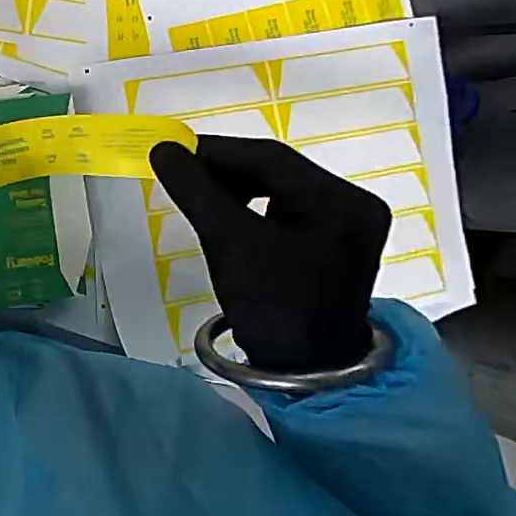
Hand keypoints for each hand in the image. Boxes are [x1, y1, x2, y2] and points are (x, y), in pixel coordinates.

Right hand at [148, 136, 391, 371]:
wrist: (302, 365)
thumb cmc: (269, 303)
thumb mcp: (227, 241)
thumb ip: (195, 190)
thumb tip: (163, 150)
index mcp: (339, 201)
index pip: (268, 157)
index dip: (214, 150)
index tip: (170, 153)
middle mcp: (352, 203)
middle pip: (276, 169)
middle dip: (223, 168)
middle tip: (178, 173)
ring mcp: (346, 221)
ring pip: (279, 185)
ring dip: (234, 184)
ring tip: (195, 192)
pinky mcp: (332, 238)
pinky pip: (284, 205)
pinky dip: (250, 202)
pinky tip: (225, 210)